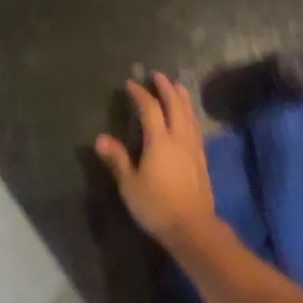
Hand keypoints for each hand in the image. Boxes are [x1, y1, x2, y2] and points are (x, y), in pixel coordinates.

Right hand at [94, 74, 216, 246]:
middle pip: (175, 105)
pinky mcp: (202, 159)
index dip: (141, 94)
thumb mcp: (130, 185)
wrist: (192, 226)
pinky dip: (191, 114)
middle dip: (166, 88)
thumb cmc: (156, 206)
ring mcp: (194, 148)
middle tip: (158, 76)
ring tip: (177, 87)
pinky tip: (190, 118)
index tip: (131, 84)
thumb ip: (118, 159)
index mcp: (159, 141)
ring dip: (182, 98)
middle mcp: (179, 138)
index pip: (150, 109)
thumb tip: (101, 138)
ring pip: (189, 115)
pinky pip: (196, 127)